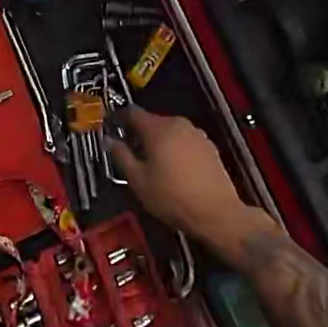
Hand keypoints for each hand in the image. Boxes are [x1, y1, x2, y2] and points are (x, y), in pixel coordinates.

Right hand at [109, 107, 262, 245]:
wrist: (217, 213)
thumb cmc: (171, 197)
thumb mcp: (138, 180)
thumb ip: (121, 156)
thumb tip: (111, 141)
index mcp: (157, 129)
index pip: (132, 113)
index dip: (119, 117)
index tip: (111, 126)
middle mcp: (178, 124)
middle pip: (152, 120)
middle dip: (139, 131)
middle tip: (130, 148)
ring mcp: (196, 133)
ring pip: (170, 129)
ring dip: (158, 139)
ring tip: (152, 160)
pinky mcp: (209, 146)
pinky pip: (184, 139)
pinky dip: (175, 146)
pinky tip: (174, 166)